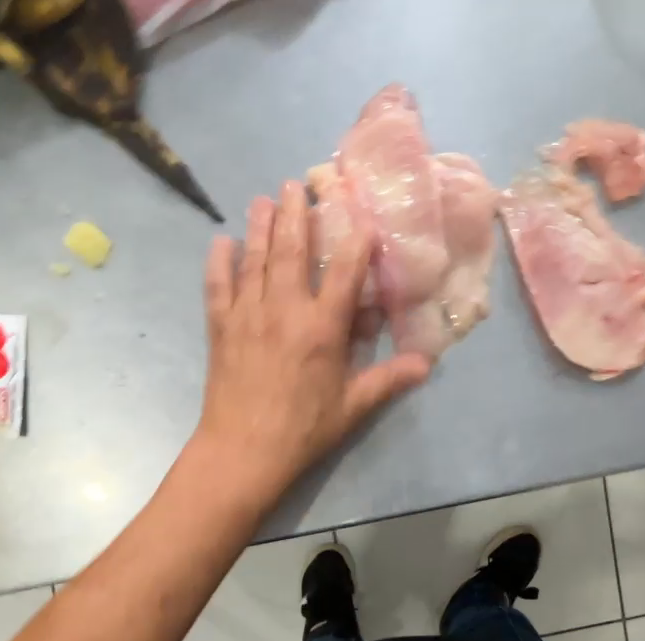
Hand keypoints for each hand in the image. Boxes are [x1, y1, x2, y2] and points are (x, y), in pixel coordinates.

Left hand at [194, 181, 431, 495]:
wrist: (243, 450)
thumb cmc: (303, 430)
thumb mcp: (352, 407)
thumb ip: (387, 380)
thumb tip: (427, 365)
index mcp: (322, 327)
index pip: (344, 271)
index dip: (356, 240)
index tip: (361, 214)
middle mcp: (284, 310)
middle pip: (291, 250)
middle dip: (295, 214)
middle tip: (296, 185)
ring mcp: (248, 315)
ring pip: (254, 259)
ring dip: (260, 225)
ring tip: (264, 199)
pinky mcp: (220, 328)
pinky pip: (218, 286)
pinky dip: (219, 261)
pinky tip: (221, 242)